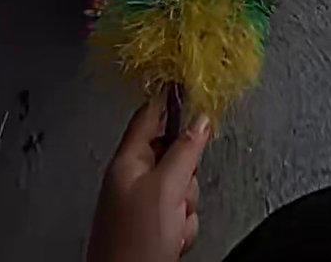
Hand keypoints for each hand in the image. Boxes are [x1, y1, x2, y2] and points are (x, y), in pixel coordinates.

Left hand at [86, 97, 212, 261]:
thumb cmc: (134, 244)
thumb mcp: (167, 187)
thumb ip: (187, 148)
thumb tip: (203, 120)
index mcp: (127, 161)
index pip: (150, 114)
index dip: (172, 99)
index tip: (192, 87)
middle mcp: (132, 179)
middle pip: (173, 149)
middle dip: (188, 167)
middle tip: (183, 185)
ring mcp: (142, 204)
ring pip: (182, 182)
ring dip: (187, 200)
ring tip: (175, 220)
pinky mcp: (152, 227)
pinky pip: (180, 210)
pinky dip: (183, 223)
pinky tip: (174, 237)